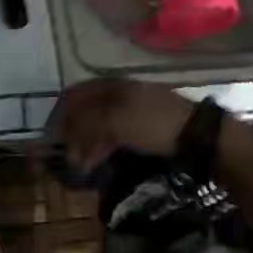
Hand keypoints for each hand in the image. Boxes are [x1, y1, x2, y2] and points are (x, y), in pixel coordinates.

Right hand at [46, 79, 194, 172]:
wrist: (201, 136)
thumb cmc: (153, 123)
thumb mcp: (114, 122)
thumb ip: (85, 126)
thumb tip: (65, 141)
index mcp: (111, 86)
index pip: (73, 95)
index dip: (59, 115)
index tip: (51, 138)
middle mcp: (120, 93)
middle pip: (86, 111)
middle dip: (74, 134)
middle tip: (68, 158)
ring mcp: (134, 110)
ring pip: (101, 125)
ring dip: (88, 144)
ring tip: (83, 166)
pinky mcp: (146, 127)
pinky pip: (115, 135)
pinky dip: (103, 148)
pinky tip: (100, 162)